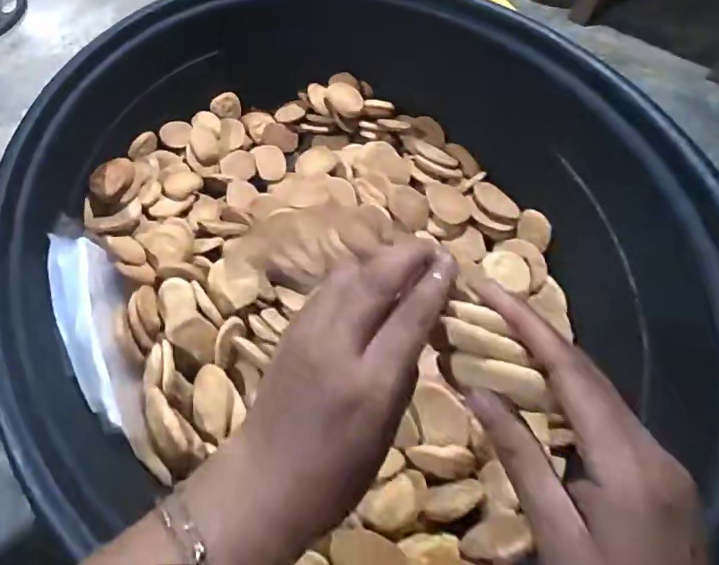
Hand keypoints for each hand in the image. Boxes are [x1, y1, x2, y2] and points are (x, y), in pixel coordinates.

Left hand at [185, 239, 457, 564]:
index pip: (407, 318)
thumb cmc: (337, 473)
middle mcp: (336, 345)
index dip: (432, 285)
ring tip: (402, 254)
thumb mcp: (385, 432)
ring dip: (377, 259)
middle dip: (405, 256)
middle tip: (430, 245)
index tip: (451, 260)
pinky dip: (352, 275)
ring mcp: (307, 331)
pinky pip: (326, 290)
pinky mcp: (289, 327)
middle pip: (373, 282)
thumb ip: (402, 377)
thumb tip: (415, 331)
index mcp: (369, 384)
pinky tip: (366, 275)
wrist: (267, 474)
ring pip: (345, 277)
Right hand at [463, 276, 707, 564]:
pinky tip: (537, 386)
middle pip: (587, 373)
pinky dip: (567, 389)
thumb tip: (475, 388)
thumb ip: (519, 457)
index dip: (526, 322)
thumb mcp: (558, 535)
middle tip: (484, 301)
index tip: (487, 286)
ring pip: (598, 391)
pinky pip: (607, 415)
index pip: (571, 370)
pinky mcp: (662, 479)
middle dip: (534, 330)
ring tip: (500, 332)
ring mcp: (663, 465)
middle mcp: (654, 451)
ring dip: (549, 357)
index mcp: (629, 462)